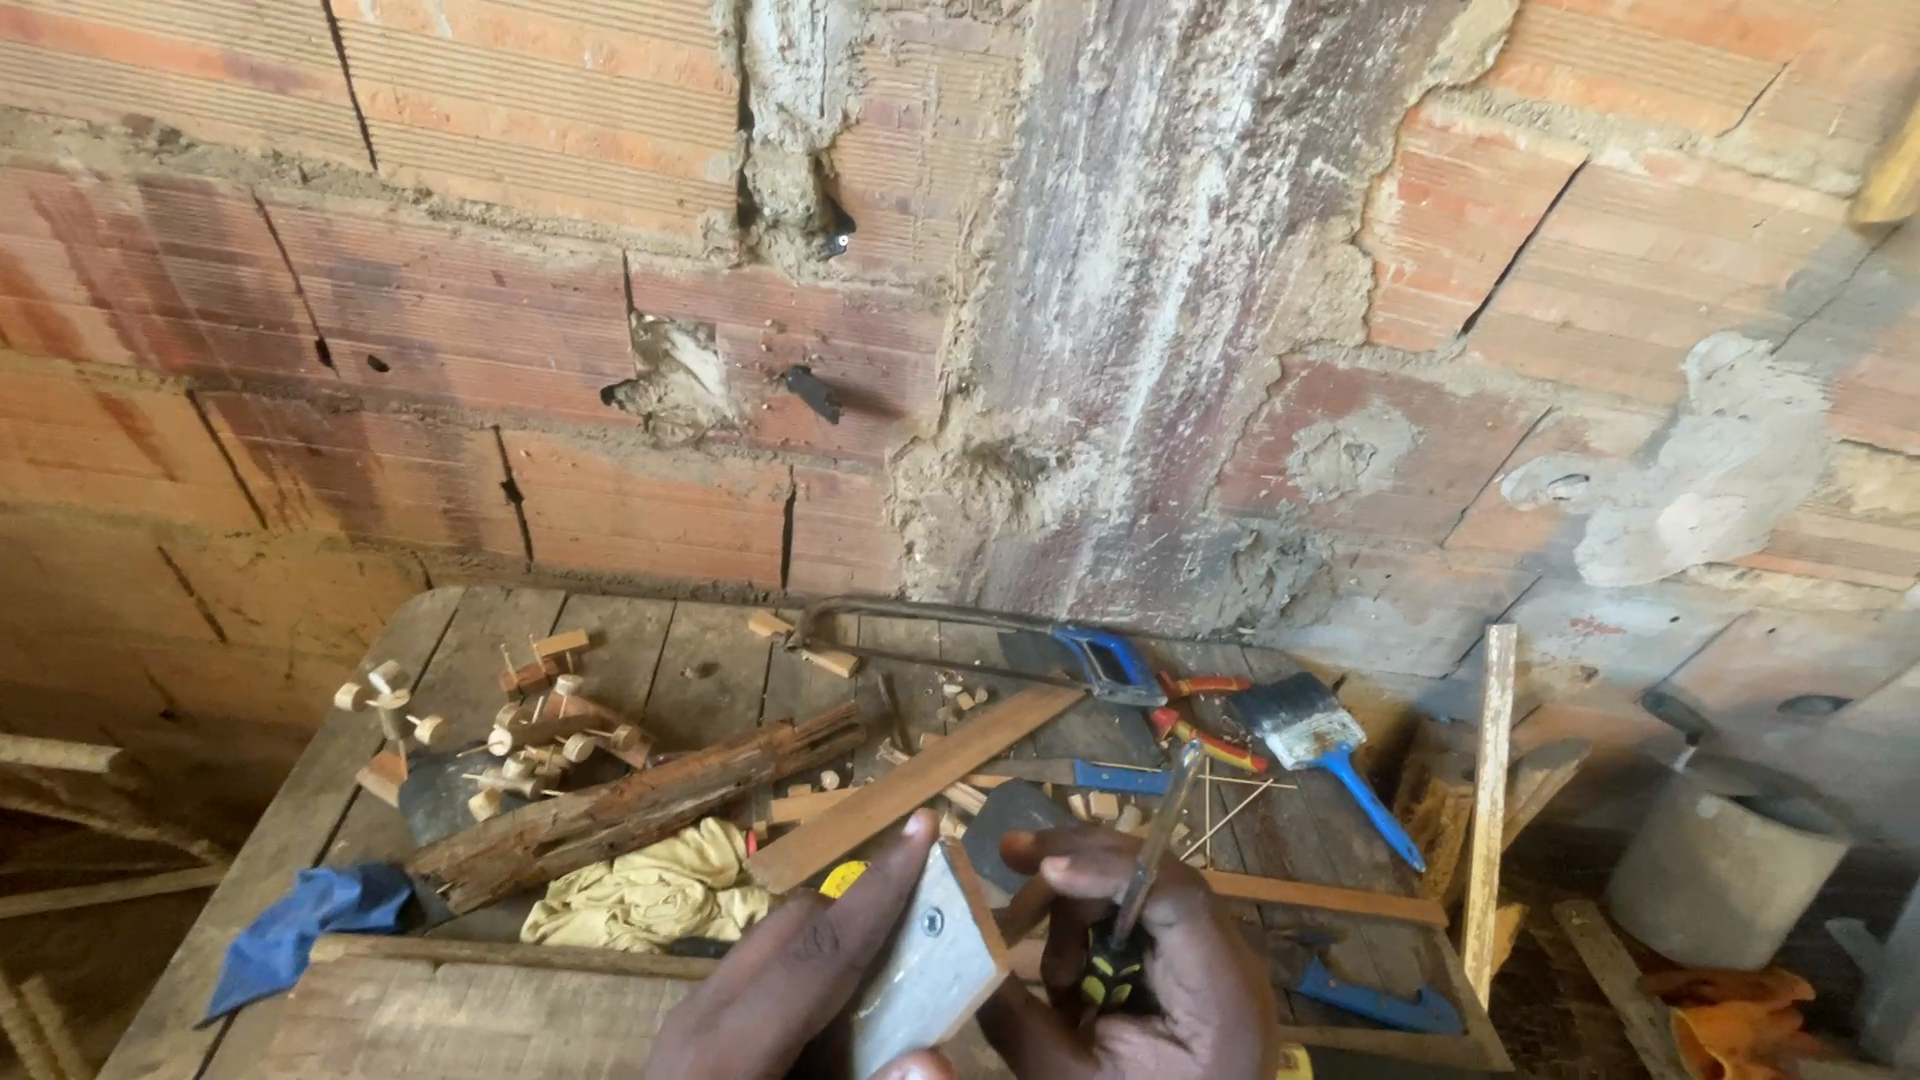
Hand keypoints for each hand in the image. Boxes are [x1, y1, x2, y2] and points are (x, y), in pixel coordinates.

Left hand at [647, 810, 950, 1079]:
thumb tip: (935, 1057)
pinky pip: (762, 974)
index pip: (821, 948)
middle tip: (925, 928)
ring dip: (837, 946)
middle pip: (798, 924)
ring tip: (882, 993)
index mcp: (725, 1054)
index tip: (926, 823)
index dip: (883, 887)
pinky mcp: (689, 1034)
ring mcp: (688, 1021)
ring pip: (778, 941)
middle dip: (864, 911)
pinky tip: (830, 1037)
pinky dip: (808, 981)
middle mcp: (700, 1017)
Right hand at [976, 826, 1279, 1079]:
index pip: (1177, 895)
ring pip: (1133, 882)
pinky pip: (1131, 908)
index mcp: (1219, 993)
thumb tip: (967, 952)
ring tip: (1052, 979)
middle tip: (1010, 854)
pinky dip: (1085, 922)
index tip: (1047, 871)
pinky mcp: (1184, 954)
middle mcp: (1225, 955)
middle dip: (1077, 863)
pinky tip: (1062, 969)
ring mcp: (1207, 950)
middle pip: (1150, 874)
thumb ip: (1018, 1020)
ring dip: (1074, 907)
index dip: (1110, 870)